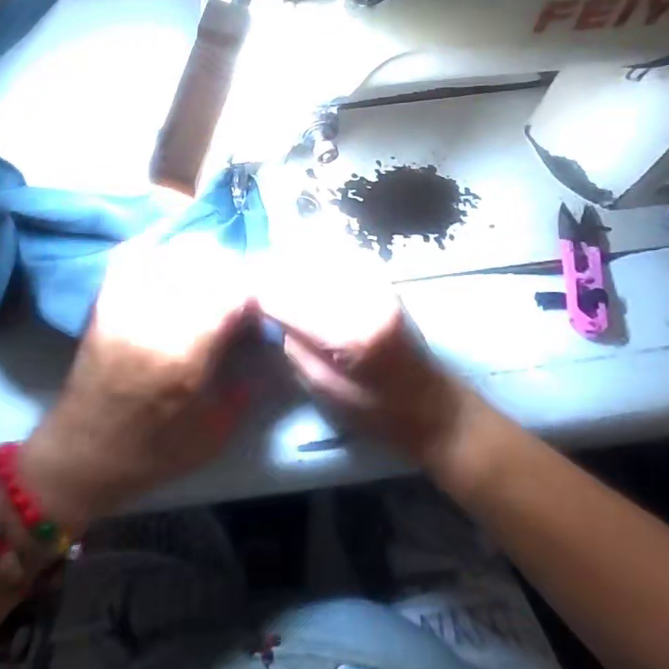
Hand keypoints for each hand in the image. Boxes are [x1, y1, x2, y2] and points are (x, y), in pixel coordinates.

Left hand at [19, 234, 254, 529]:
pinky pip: (133, 256)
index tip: (259, 306)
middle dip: (230, 270)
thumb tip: (263, 344)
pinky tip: (172, 260)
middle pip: (203, 263)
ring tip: (209, 275)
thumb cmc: (150, 454)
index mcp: (183, 357)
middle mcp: (153, 321)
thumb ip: (245, 388)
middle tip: (237, 290)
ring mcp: (124, 306)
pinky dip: (158, 250)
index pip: (231, 292)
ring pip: (170, 253)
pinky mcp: (104, 302)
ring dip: (199, 257)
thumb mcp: (213, 434)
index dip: (253, 291)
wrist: (80, 454)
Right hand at [256, 242, 471, 465]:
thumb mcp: (323, 388)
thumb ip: (294, 345)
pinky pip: (339, 256)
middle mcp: (365, 298)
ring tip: (269, 274)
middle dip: (269, 274)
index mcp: (350, 334)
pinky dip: (315, 261)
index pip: (286, 300)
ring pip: (318, 257)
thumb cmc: (377, 411)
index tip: (236, 297)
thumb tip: (266, 311)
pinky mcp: (382, 278)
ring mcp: (378, 283)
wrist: (433, 403)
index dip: (257, 296)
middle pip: (300, 271)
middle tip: (246, 280)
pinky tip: (300, 271)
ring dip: (290, 263)